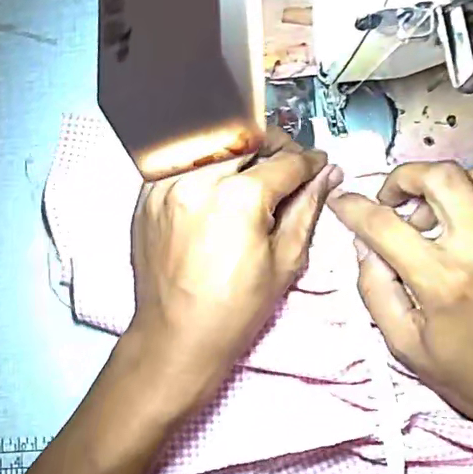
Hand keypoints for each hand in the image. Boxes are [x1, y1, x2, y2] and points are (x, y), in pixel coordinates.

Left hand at [124, 128, 342, 402]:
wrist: (177, 337)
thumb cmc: (233, 311)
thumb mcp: (285, 261)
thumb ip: (307, 208)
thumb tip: (325, 176)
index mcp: (238, 199)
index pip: (285, 161)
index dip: (310, 161)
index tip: (318, 163)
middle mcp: (198, 181)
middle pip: (248, 136)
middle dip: (276, 144)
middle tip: (290, 163)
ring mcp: (166, 185)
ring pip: (215, 141)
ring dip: (241, 148)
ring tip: (256, 171)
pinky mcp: (147, 194)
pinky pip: (185, 159)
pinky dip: (208, 161)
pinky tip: (221, 182)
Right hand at [328, 162, 472, 468]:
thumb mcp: (411, 351)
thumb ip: (378, 294)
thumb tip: (365, 249)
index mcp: (442, 282)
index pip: (384, 224)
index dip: (352, 207)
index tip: (341, 203)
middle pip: (437, 176)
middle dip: (402, 178)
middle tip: (391, 203)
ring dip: (445, 181)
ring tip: (433, 211)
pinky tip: (468, 219)